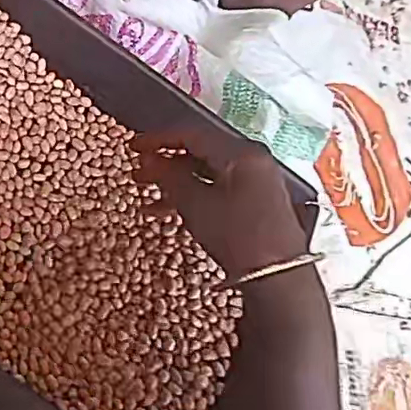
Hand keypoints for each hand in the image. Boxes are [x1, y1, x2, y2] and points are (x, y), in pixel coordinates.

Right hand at [131, 128, 310, 278]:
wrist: (277, 275)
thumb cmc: (236, 234)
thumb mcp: (196, 205)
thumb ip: (170, 176)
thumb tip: (148, 158)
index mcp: (240, 153)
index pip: (192, 134)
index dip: (159, 139)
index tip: (133, 146)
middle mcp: (251, 159)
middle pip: (200, 150)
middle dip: (165, 160)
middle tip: (137, 170)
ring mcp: (255, 179)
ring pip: (206, 169)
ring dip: (175, 178)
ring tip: (145, 190)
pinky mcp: (255, 198)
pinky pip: (217, 185)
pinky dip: (192, 192)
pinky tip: (167, 208)